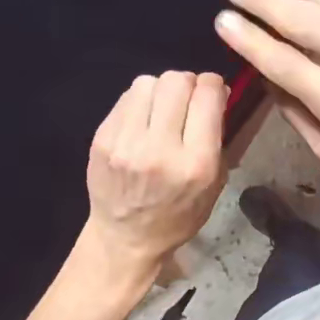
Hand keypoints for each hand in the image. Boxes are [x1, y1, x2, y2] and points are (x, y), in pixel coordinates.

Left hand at [82, 71, 228, 280]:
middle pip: (176, 80)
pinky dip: (138, 102)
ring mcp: (125, 143)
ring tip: (161, 110)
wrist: (125, 238)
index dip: (214, 86)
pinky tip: (141, 121)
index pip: (208, 95)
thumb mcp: (214, 184)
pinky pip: (125, 98)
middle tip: (186, 100)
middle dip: (187, 84)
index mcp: (195, 163)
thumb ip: (218, 137)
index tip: (213, 93)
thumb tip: (217, 93)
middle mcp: (159, 149)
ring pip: (148, 82)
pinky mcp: (101, 139)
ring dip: (160, 91)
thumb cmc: (178, 215)